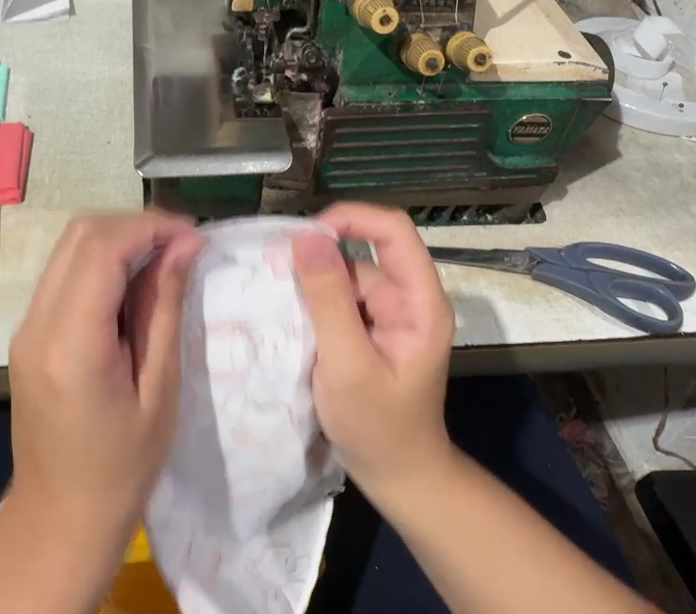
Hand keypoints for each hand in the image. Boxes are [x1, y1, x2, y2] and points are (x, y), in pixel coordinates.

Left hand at [7, 211, 203, 535]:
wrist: (60, 519)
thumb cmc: (122, 468)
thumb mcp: (160, 390)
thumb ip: (165, 309)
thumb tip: (185, 246)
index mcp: (70, 343)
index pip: (103, 248)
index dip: (151, 227)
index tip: (194, 238)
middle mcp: (36, 324)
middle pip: (80, 235)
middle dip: (135, 227)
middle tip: (182, 247)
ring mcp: (25, 327)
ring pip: (68, 248)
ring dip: (118, 241)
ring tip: (164, 263)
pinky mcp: (27, 334)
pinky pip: (63, 274)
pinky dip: (100, 264)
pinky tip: (133, 287)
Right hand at [292, 203, 455, 493]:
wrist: (397, 477)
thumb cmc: (379, 427)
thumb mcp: (348, 364)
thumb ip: (328, 300)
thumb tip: (307, 238)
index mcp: (420, 301)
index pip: (394, 230)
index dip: (352, 218)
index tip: (305, 234)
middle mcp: (407, 298)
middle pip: (362, 253)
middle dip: (320, 260)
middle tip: (275, 277)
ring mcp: (387, 315)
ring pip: (344, 277)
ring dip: (311, 286)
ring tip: (277, 305)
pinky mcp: (368, 330)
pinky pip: (337, 300)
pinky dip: (312, 304)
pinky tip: (289, 319)